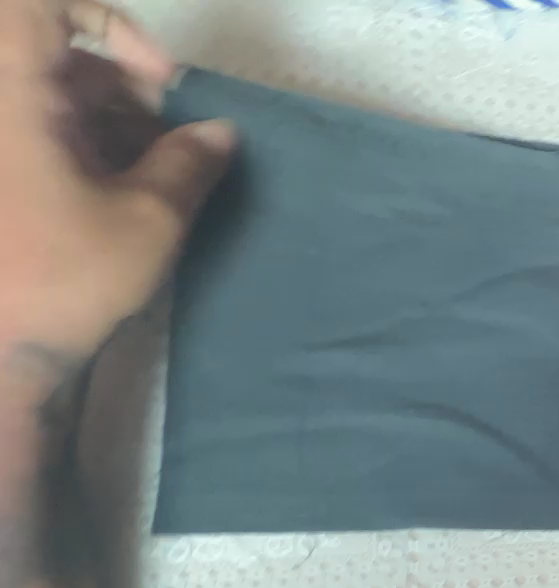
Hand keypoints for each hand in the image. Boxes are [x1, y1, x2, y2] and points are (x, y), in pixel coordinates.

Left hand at [0, 0, 231, 406]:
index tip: (160, 79)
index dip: (108, 21)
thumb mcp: (149, 220)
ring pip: (51, 87)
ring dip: (114, 121)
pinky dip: (88, 142)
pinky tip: (121, 187)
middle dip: (126, 87)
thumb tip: (220, 132)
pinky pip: (41, 123)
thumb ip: (187, 165)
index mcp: (9, 94)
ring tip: (153, 177)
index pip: (38, 3)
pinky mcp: (5, 163)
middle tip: (173, 145)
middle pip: (55, 49)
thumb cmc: (64, 272)